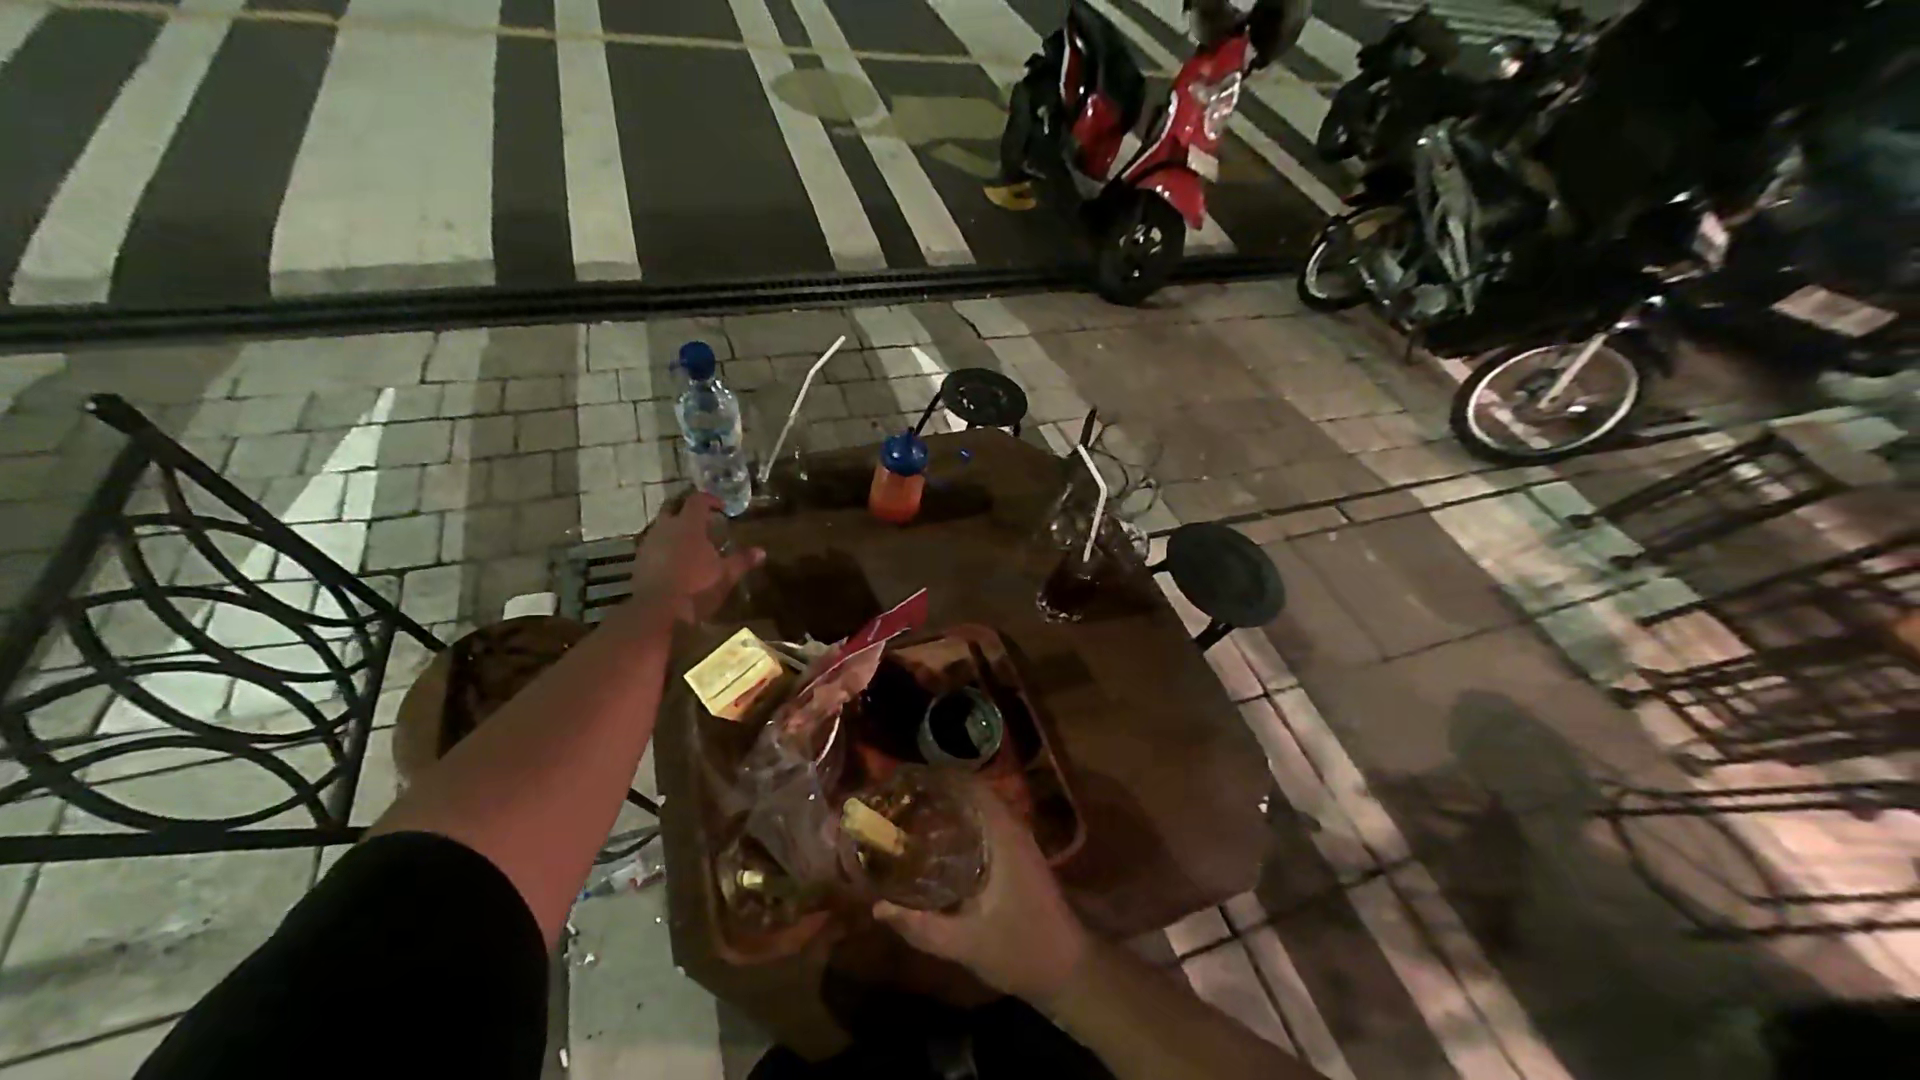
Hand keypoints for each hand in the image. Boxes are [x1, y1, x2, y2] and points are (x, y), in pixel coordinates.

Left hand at [630, 492, 762, 622]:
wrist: (658, 611)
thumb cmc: (697, 588)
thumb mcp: (726, 575)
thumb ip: (742, 560)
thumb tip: (761, 551)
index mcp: (688, 525)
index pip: (697, 500)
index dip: (710, 499)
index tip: (722, 507)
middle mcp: (665, 528)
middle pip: (672, 507)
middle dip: (686, 509)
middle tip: (701, 520)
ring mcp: (649, 543)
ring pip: (660, 526)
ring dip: (674, 529)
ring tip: (689, 543)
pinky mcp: (639, 561)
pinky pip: (653, 545)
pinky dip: (664, 547)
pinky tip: (674, 562)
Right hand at [874, 781, 1090, 1005]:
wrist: (1069, 970)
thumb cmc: (1020, 951)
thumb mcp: (965, 943)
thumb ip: (921, 926)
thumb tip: (878, 906)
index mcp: (1004, 837)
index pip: (972, 786)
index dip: (941, 777)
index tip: (908, 780)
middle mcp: (1014, 830)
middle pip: (974, 793)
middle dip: (940, 791)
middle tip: (902, 798)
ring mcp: (1020, 842)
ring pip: (982, 808)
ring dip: (952, 806)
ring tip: (914, 812)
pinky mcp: (1020, 856)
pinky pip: (988, 824)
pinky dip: (964, 822)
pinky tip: (939, 841)